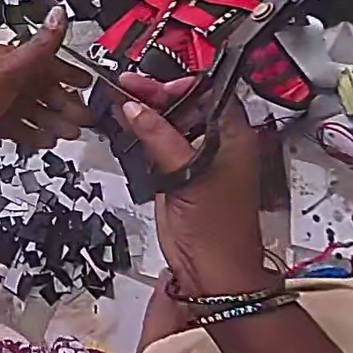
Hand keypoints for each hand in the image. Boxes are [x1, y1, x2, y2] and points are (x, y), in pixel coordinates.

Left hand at [0, 6, 94, 150]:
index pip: (44, 62)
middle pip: (40, 88)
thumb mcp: (7, 70)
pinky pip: (17, 127)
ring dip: (53, 120)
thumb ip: (38, 47)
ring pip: (30, 109)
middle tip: (84, 116)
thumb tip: (58, 15)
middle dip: (64, 102)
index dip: (68, 74)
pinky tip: (44, 140)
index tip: (87, 84)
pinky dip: (33, 133)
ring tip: (69, 132)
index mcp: (3, 59)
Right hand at [115, 74, 282, 295]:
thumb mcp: (190, 174)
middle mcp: (213, 143)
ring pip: (166, 122)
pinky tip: (122, 122)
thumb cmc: (219, 228)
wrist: (210, 268)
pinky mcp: (171, 172)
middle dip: (155, 95)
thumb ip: (160, 137)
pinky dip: (137, 131)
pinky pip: (153, 143)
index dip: (181, 85)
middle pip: (183, 105)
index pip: (208, 95)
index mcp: (232, 137)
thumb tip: (136, 108)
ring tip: (120, 100)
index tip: (154, 84)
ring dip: (143, 111)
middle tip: (128, 87)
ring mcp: (191, 157)